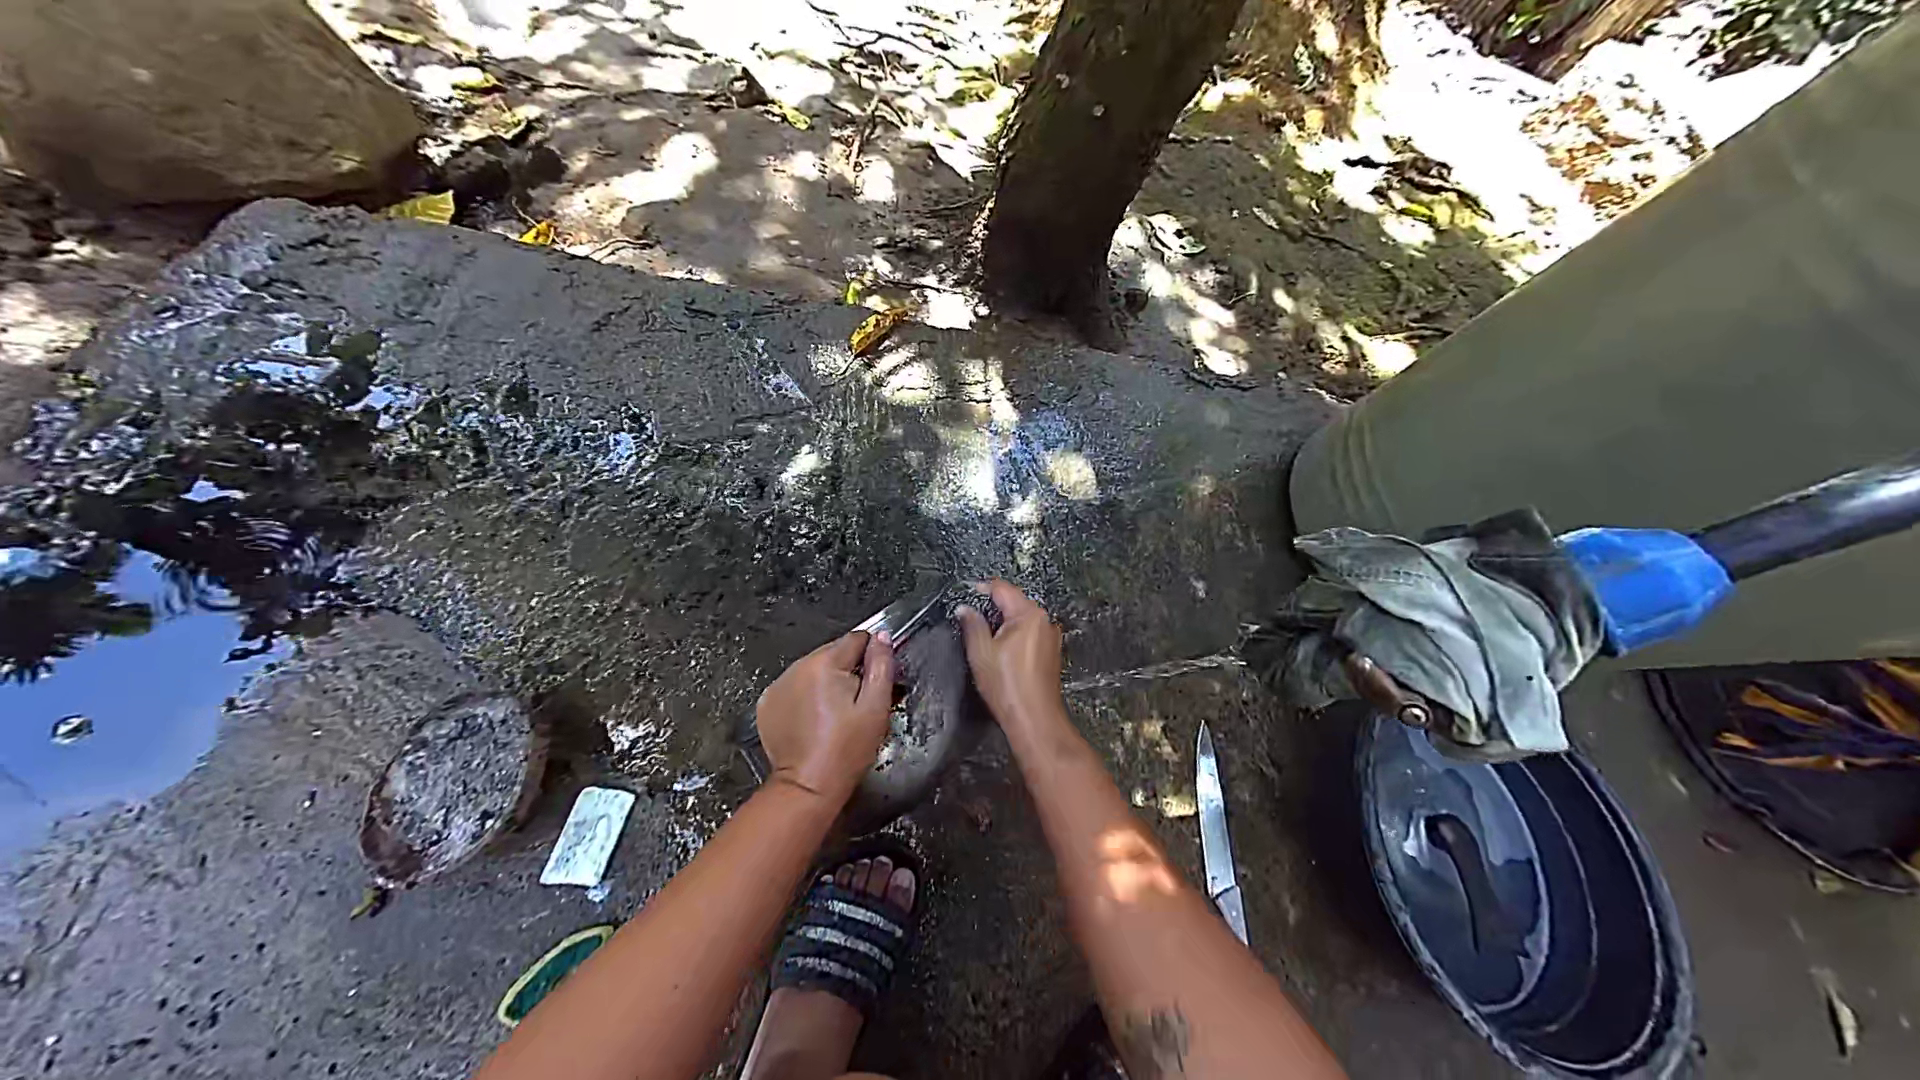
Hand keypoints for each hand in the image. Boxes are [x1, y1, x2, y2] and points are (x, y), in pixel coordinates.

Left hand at [756, 630, 895, 803]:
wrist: (807, 787)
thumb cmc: (845, 750)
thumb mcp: (876, 707)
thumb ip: (881, 666)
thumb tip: (882, 637)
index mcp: (824, 664)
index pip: (856, 639)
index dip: (870, 657)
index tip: (874, 680)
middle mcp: (797, 667)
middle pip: (833, 653)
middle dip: (848, 671)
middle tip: (856, 704)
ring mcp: (779, 685)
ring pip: (814, 670)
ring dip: (826, 683)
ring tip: (835, 715)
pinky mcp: (768, 703)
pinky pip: (795, 687)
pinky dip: (806, 697)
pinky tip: (815, 720)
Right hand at [955, 580, 1067, 741]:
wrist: (1034, 719)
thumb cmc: (1010, 688)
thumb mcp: (981, 652)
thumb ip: (972, 625)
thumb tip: (965, 610)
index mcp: (1029, 615)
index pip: (1003, 588)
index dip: (982, 589)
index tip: (968, 593)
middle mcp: (1044, 621)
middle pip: (1014, 602)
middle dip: (993, 608)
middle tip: (972, 620)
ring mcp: (1050, 637)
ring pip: (1022, 619)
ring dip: (1004, 623)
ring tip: (986, 640)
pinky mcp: (1050, 651)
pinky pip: (1029, 633)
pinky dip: (1015, 636)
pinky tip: (1003, 653)